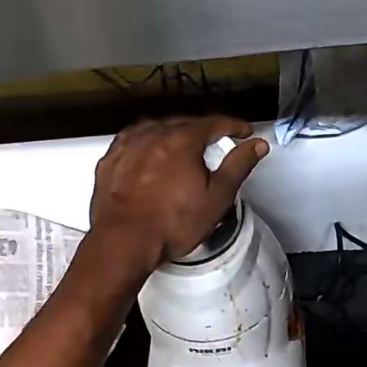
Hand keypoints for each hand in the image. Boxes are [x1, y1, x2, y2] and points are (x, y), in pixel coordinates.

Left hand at [90, 116, 267, 267]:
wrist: (123, 243)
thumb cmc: (168, 225)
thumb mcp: (217, 197)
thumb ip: (238, 165)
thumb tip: (256, 145)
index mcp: (181, 139)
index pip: (214, 123)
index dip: (234, 126)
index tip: (243, 131)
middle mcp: (152, 135)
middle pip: (185, 125)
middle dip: (204, 133)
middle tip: (216, 146)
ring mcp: (128, 146)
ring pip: (158, 131)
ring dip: (174, 139)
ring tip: (185, 155)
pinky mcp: (110, 160)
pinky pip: (135, 144)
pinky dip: (148, 149)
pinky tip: (153, 163)